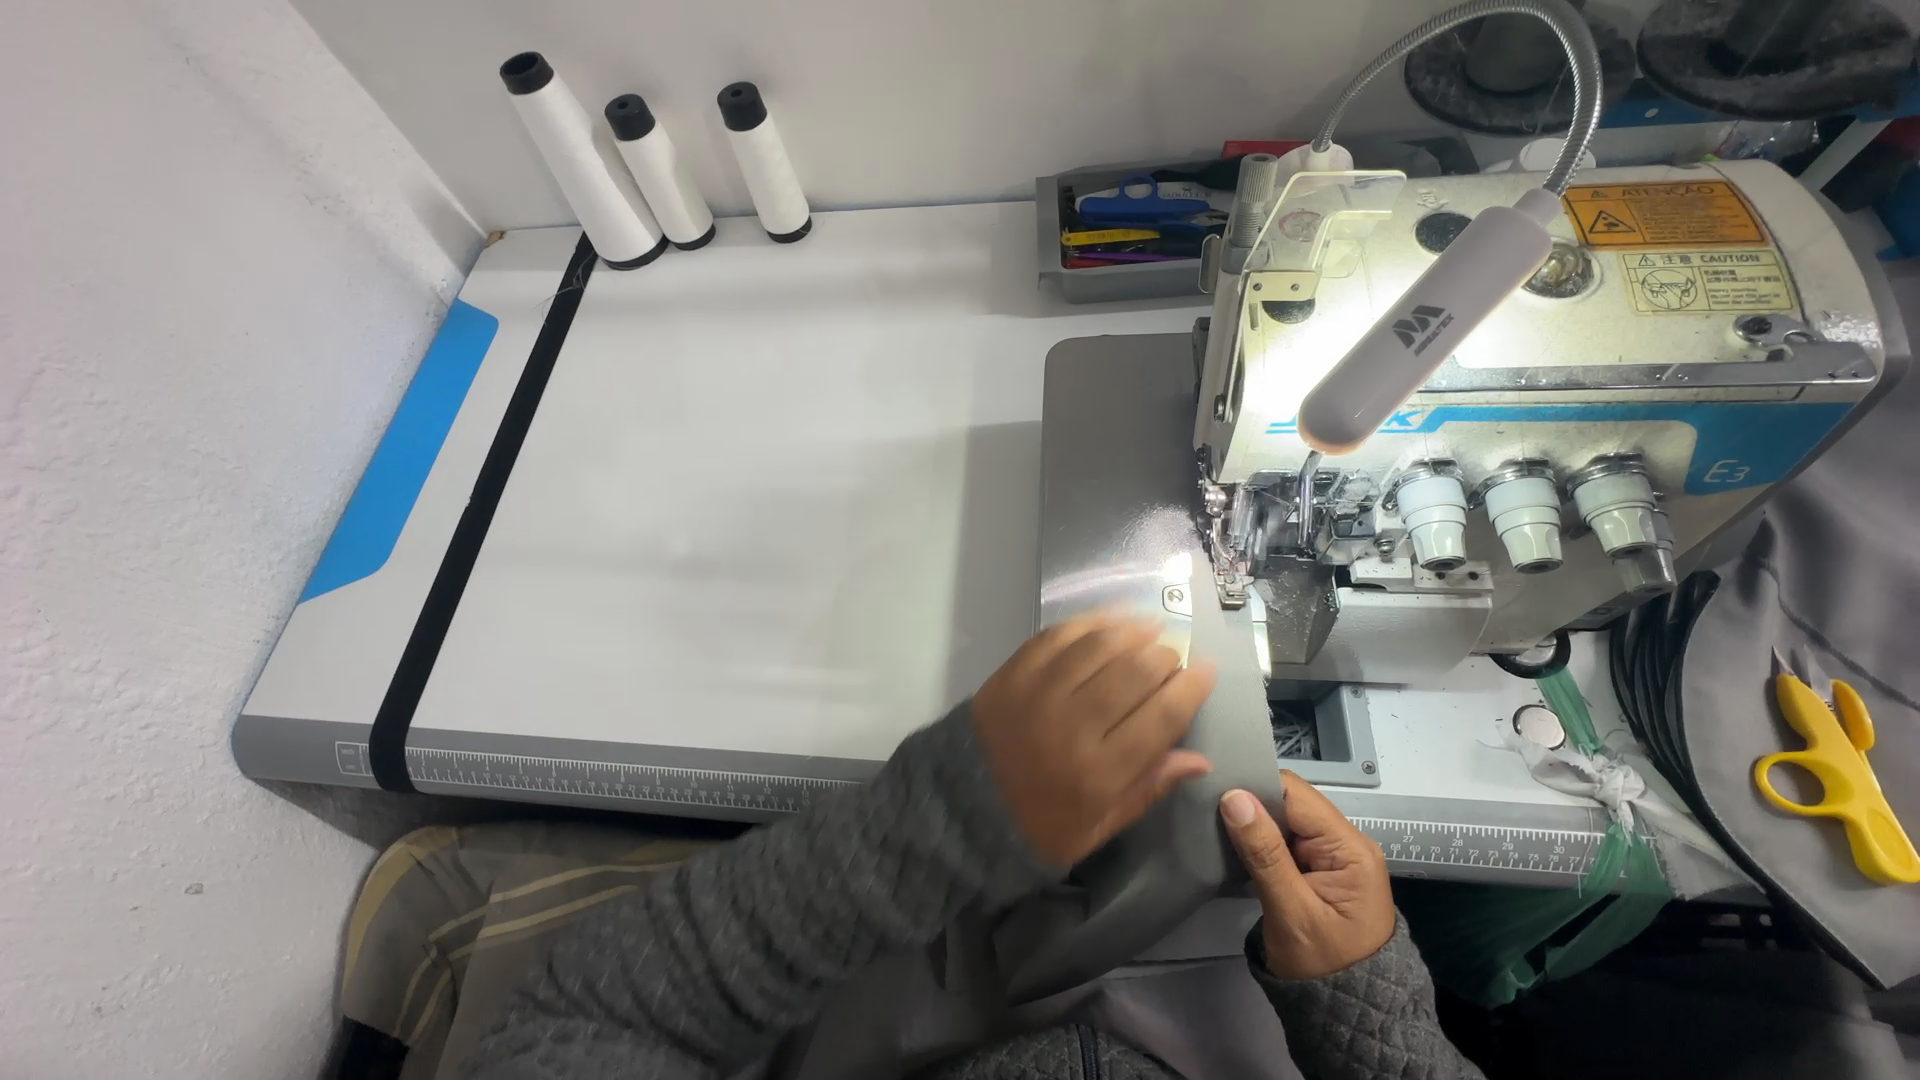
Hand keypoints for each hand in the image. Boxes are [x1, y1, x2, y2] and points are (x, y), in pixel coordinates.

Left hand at [973, 614, 1215, 867]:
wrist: (958, 809)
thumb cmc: (1035, 828)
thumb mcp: (1096, 829)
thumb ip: (1147, 789)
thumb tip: (1199, 759)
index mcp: (1099, 773)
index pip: (1162, 717)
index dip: (1191, 688)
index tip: (1207, 669)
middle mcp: (1072, 725)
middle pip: (1135, 673)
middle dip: (1164, 658)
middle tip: (1175, 655)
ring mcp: (1039, 693)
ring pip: (1099, 647)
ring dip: (1132, 632)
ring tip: (1151, 628)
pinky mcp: (1013, 673)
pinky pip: (1058, 636)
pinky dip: (1089, 623)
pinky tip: (1109, 621)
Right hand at [1219, 771, 1394, 979]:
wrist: (1350, 1015)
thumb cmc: (1324, 965)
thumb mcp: (1291, 913)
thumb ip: (1264, 853)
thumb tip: (1234, 797)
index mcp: (1349, 848)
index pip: (1296, 794)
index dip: (1257, 788)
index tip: (1216, 793)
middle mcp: (1346, 842)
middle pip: (1291, 802)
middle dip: (1252, 804)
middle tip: (1210, 811)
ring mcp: (1334, 855)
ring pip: (1285, 819)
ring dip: (1254, 823)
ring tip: (1217, 826)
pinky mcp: (1320, 868)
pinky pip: (1286, 839)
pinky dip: (1261, 840)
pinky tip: (1237, 846)